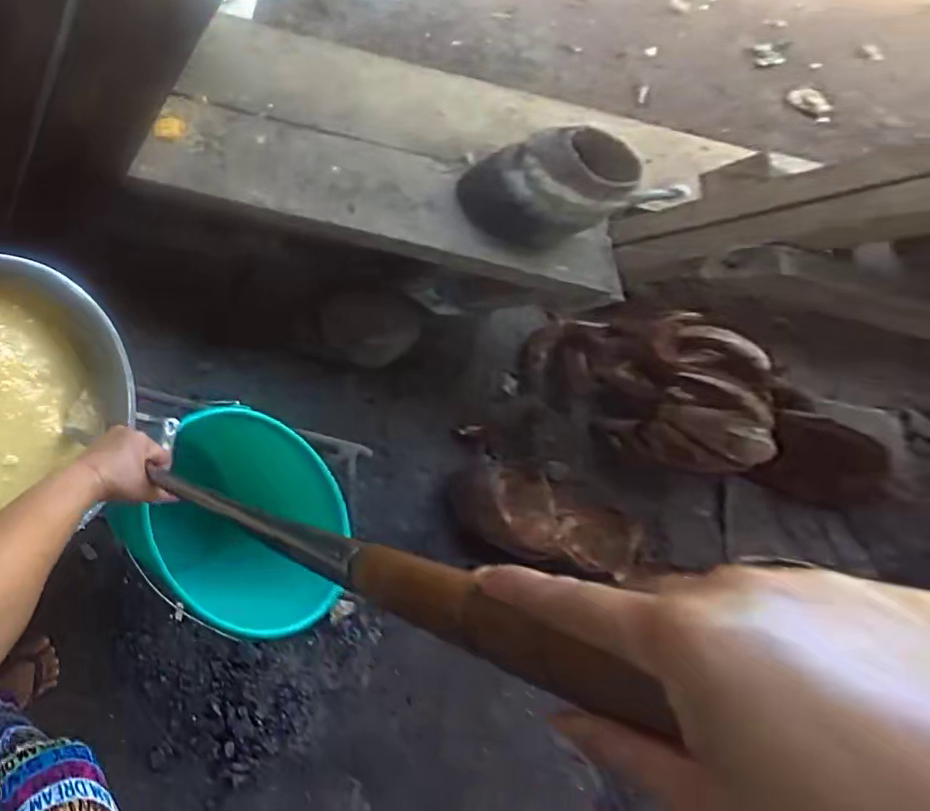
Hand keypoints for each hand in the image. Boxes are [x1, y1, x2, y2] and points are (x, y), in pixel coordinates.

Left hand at [75, 426, 171, 503]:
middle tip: (139, 482)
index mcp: (144, 439)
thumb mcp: (144, 491)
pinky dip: (118, 457)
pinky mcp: (100, 438)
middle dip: (146, 465)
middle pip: (146, 450)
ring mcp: (113, 433)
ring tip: (125, 477)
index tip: (155, 484)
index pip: (163, 456)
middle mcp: (129, 430)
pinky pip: (117, 448)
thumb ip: (162, 493)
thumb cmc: (119, 481)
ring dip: (132, 460)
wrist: (85, 477)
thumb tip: (175, 496)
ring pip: (131, 448)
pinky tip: (113, 471)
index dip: (163, 472)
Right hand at [477, 564, 929, 810]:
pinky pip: (834, 605)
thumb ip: (631, 755)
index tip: (483, 582)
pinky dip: (832, 638)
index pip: (569, 603)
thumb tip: (564, 720)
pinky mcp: (907, 598)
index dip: (519, 593)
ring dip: (751, 636)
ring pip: (749, 598)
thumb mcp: (726, 809)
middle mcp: (736, 589)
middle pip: (668, 601)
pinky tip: (891, 699)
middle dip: (668, 639)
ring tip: (821, 710)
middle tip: (709, 705)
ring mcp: (827, 586)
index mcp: (679, 637)